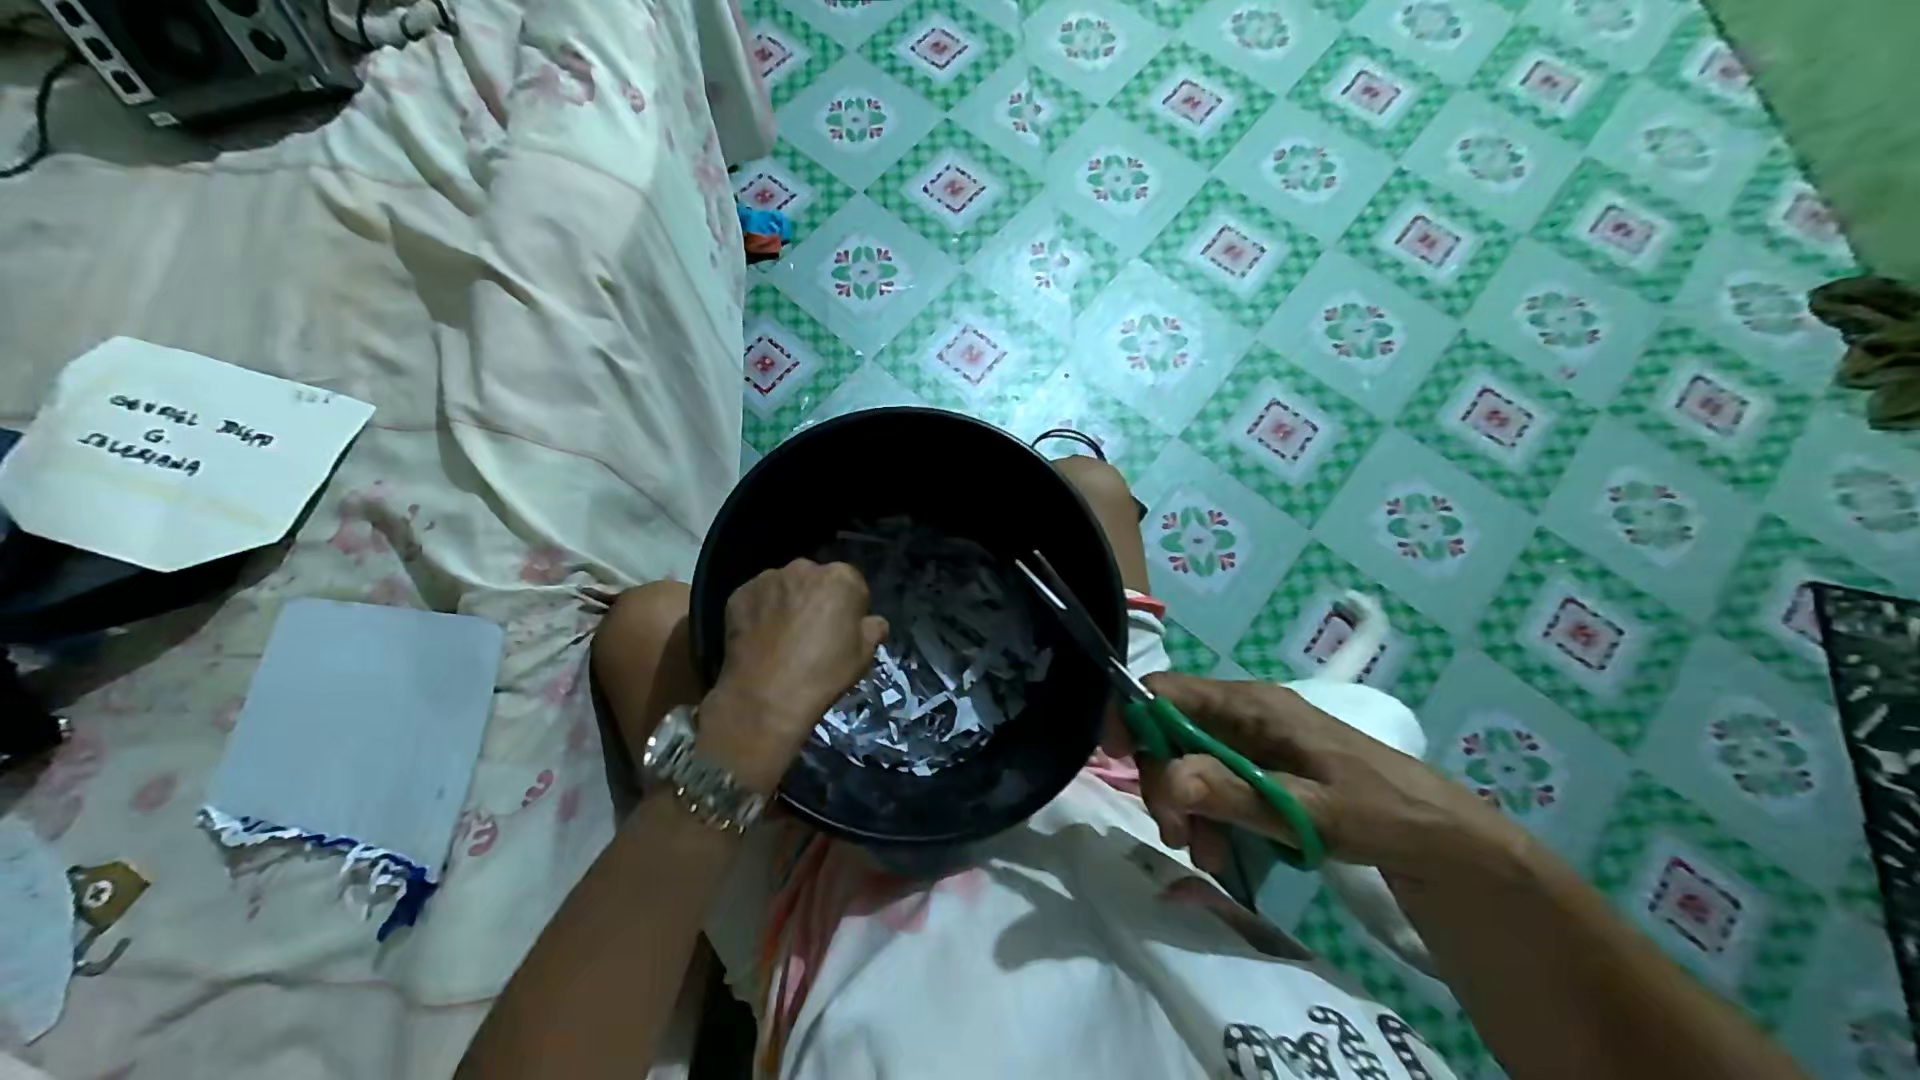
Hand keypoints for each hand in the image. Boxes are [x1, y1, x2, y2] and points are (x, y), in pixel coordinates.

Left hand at [698, 559, 887, 792]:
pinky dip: (762, 612)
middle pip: (817, 580)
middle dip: (818, 599)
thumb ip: (873, 629)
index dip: (850, 608)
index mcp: (840, 578)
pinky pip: (758, 598)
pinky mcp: (740, 594)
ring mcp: (768, 579)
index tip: (843, 630)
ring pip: (785, 587)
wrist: (766, 696)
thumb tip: (872, 622)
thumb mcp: (863, 655)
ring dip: (788, 603)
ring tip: (784, 637)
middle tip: (813, 633)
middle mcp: (804, 568)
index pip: (852, 584)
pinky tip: (762, 639)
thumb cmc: (823, 673)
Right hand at [1137, 672, 1528, 884]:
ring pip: (1186, 760)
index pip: (1166, 690)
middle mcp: (1243, 713)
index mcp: (1252, 705)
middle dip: (1163, 780)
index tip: (1116, 761)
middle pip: (1169, 730)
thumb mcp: (1311, 811)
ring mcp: (1250, 739)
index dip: (1131, 716)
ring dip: (1184, 805)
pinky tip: (1220, 851)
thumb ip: (1237, 794)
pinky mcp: (1258, 766)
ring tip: (1206, 855)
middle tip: (1177, 833)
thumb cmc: (1381, 812)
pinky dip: (1206, 814)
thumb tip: (1168, 778)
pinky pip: (1210, 781)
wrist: (1441, 838)